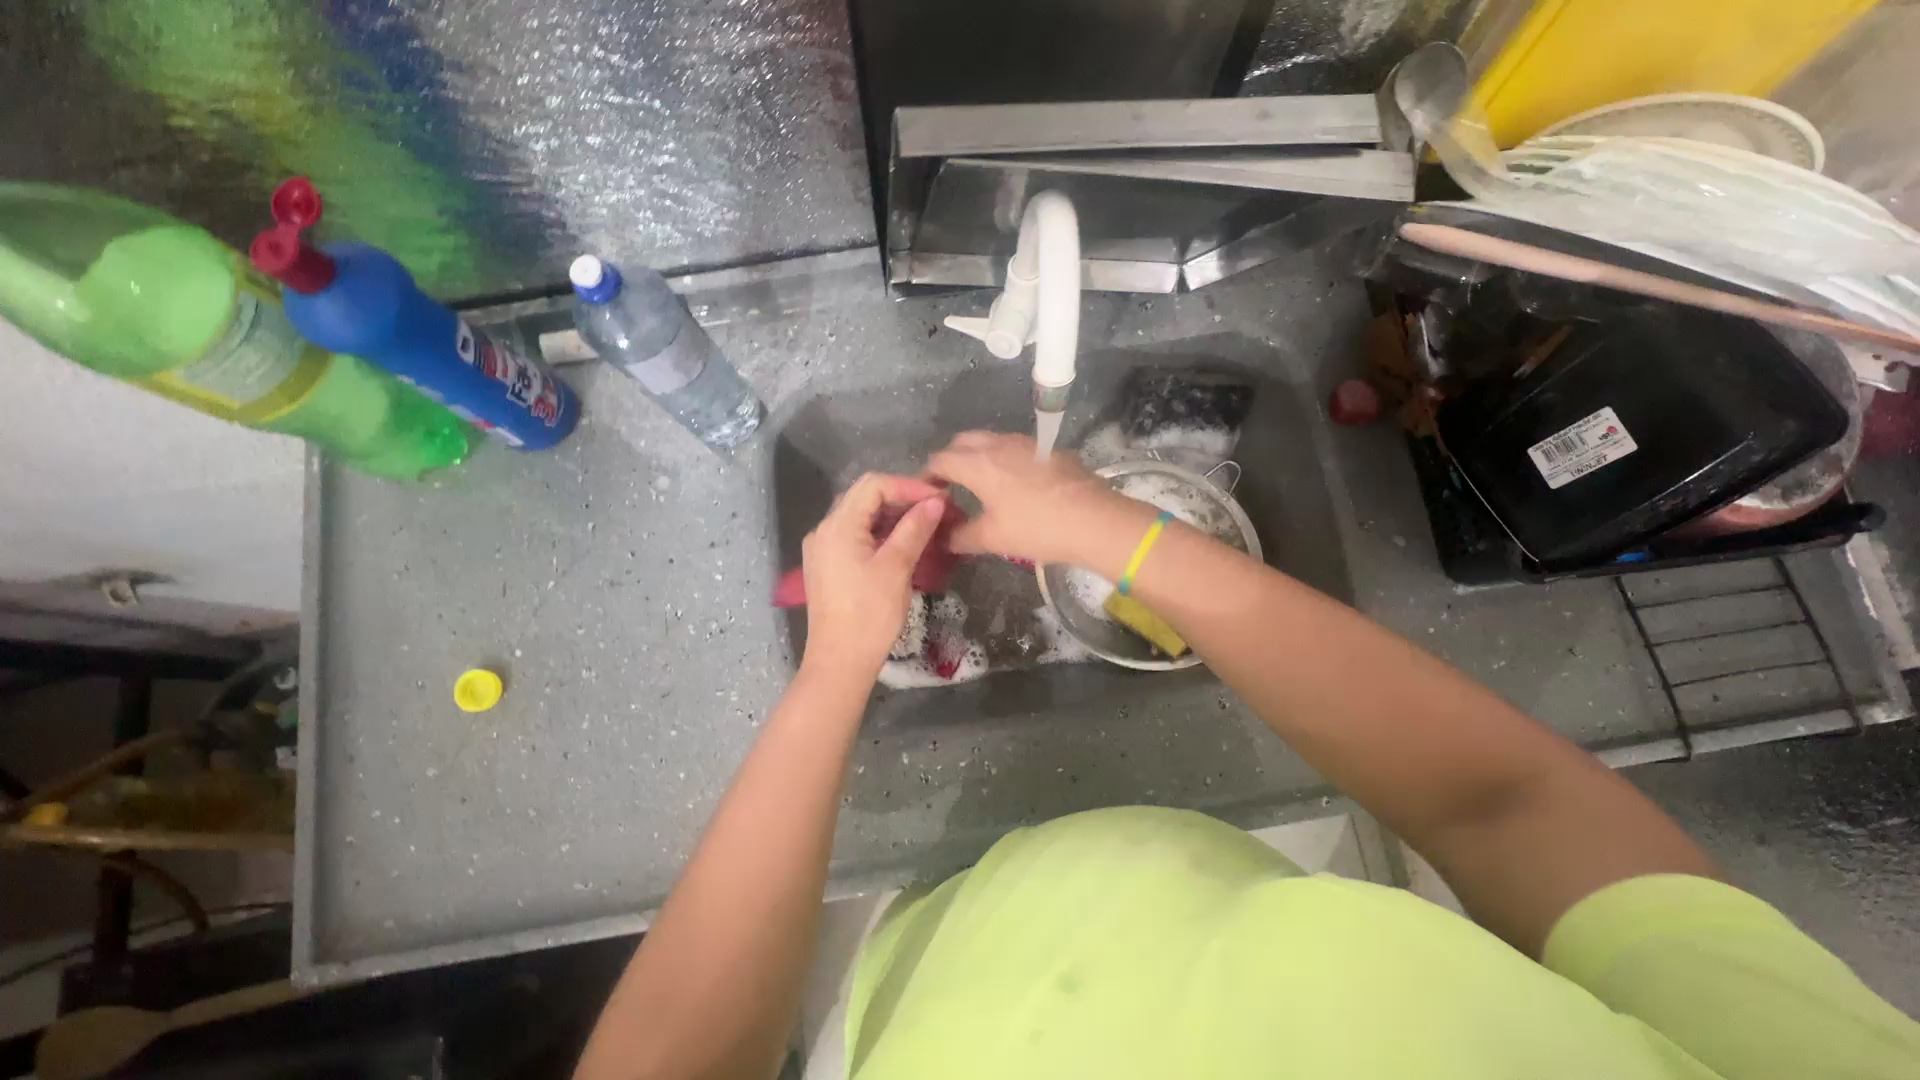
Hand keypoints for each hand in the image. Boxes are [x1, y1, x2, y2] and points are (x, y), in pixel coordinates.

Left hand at [799, 473, 947, 679]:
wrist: (840, 661)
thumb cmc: (870, 614)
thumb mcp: (897, 567)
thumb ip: (915, 529)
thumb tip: (935, 502)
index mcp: (837, 525)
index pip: (874, 485)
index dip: (909, 485)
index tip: (940, 498)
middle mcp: (824, 530)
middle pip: (864, 497)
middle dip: (901, 498)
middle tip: (936, 509)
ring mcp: (822, 549)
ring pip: (860, 517)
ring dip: (892, 516)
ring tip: (925, 525)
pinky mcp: (827, 566)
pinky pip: (854, 536)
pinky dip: (879, 533)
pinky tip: (903, 544)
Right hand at [925, 432, 1152, 567]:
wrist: (1095, 520)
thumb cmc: (1037, 529)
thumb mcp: (993, 539)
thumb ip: (961, 536)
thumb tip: (944, 538)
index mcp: (978, 463)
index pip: (940, 460)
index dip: (927, 476)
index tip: (925, 494)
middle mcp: (998, 444)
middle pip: (963, 442)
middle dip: (950, 459)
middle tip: (949, 485)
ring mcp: (1027, 443)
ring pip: (991, 440)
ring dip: (978, 456)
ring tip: (979, 483)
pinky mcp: (1049, 449)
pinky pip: (1016, 448)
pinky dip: (1004, 459)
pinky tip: (1014, 484)